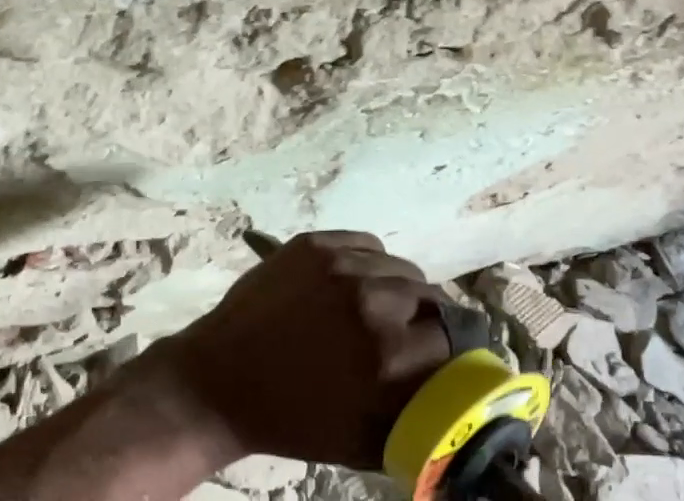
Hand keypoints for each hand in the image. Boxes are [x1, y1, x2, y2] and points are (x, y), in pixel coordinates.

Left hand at [158, 231, 456, 469]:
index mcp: (391, 353)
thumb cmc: (296, 419)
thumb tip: (463, 396)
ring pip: (400, 267)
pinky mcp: (312, 244)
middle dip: (427, 319)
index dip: (451, 351)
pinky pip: (366, 243)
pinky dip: (369, 261)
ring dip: (400, 289)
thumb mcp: (370, 440)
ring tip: (379, 309)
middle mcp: (373, 300)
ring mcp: (339, 265)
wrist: (221, 379)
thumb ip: (423, 417)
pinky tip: (355, 282)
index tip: (442, 358)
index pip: (454, 339)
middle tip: (408, 336)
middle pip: (432, 298)